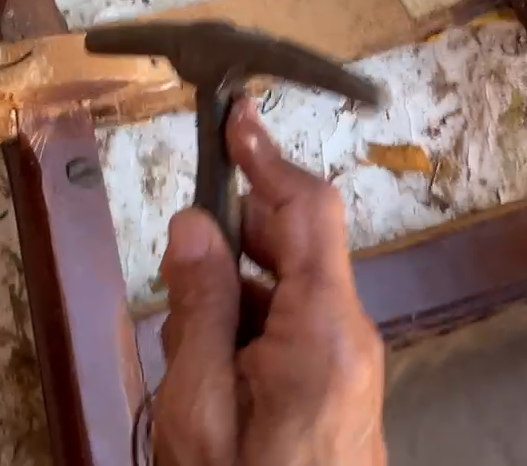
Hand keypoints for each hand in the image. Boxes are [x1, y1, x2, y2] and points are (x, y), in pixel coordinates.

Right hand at [155, 99, 386, 465]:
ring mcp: (346, 362)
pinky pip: (288, 321)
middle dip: (235, 229)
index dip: (268, 155)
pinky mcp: (335, 386)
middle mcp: (347, 335)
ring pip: (284, 282)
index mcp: (321, 330)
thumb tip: (194, 222)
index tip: (234, 116)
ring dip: (232, 282)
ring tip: (185, 339)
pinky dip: (245, 317)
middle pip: (293, 240)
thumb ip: (197, 307)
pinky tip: (208, 364)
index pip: (306, 209)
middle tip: (179, 257)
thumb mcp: (196, 409)